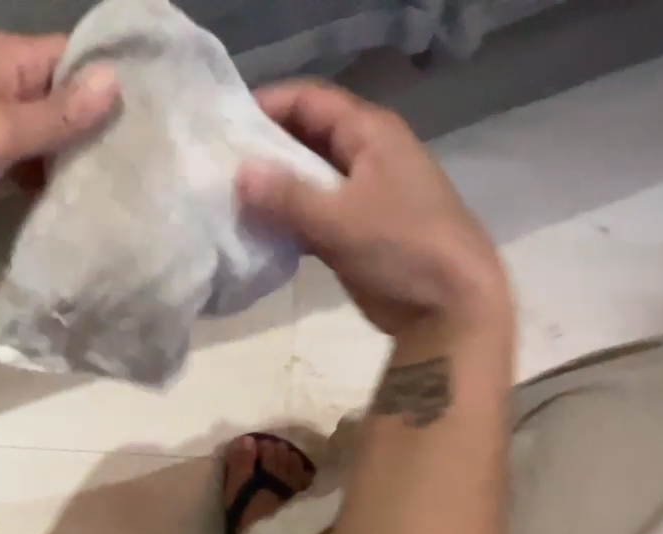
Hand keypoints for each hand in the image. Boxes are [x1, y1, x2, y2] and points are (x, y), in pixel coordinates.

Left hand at [0, 34, 118, 247]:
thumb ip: (57, 114)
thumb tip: (115, 82)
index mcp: (5, 59)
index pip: (74, 56)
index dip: (110, 82)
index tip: (150, 116)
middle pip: (57, 97)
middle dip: (91, 126)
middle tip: (137, 162)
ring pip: (35, 135)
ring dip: (63, 158)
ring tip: (108, 187)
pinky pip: (12, 163)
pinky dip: (33, 178)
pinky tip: (60, 202)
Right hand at [236, 81, 510, 336]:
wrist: (447, 303)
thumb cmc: (402, 247)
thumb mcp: (340, 219)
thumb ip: (287, 196)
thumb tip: (239, 174)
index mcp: (370, 134)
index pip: (311, 101)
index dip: (268, 105)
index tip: (223, 124)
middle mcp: (363, 155)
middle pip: (305, 136)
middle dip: (263, 147)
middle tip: (215, 164)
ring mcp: (358, 194)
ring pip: (305, 178)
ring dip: (269, 187)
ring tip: (224, 197)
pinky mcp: (351, 230)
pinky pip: (308, 213)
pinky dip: (282, 218)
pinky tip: (251, 231)